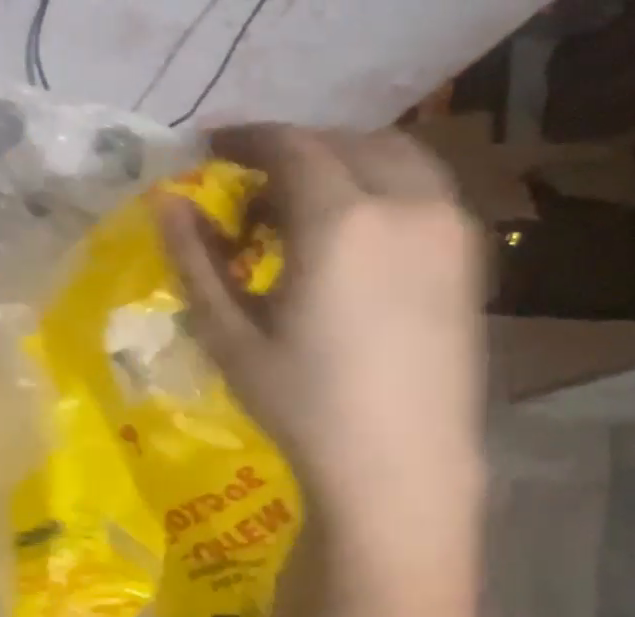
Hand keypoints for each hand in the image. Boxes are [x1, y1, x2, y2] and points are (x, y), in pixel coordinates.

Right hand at [158, 126, 486, 528]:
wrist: (396, 458)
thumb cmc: (298, 402)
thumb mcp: (229, 334)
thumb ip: (196, 260)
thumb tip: (164, 203)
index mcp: (341, 221)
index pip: (292, 148)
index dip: (245, 140)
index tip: (206, 150)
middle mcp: (407, 203)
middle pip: (348, 142)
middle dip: (293, 151)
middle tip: (244, 186)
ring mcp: (449, 224)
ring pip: (394, 158)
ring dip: (339, 165)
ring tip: (292, 209)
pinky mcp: (470, 251)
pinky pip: (421, 189)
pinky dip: (377, 188)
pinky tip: (343, 236)